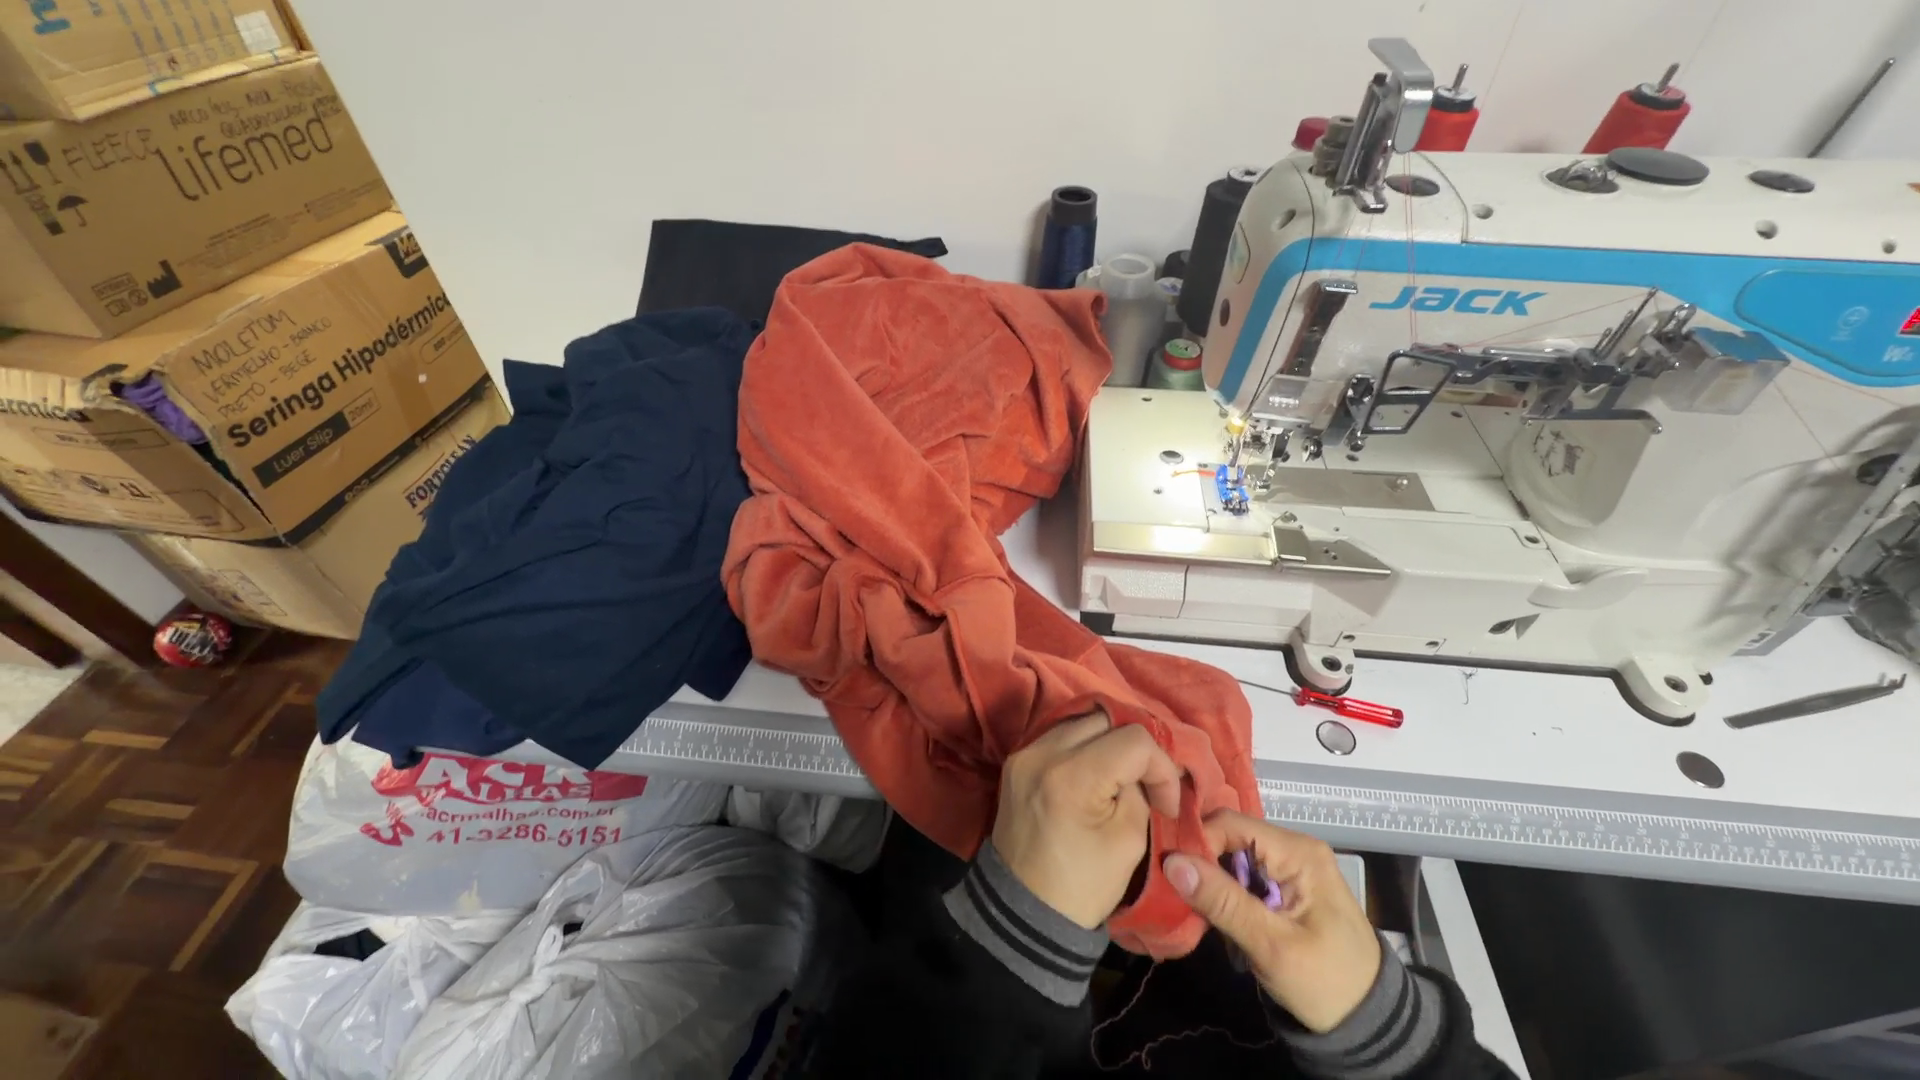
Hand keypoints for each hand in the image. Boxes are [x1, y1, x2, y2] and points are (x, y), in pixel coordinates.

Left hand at [991, 711, 1183, 928]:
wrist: (1024, 911)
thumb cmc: (1082, 884)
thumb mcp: (1130, 840)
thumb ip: (1140, 792)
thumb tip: (1143, 770)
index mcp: (1072, 776)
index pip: (1134, 740)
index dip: (1161, 768)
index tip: (1166, 803)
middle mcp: (1042, 752)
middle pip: (1106, 719)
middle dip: (1136, 748)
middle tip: (1148, 782)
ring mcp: (1024, 753)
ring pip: (1081, 721)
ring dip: (1109, 741)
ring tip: (1123, 775)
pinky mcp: (1016, 761)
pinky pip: (1059, 735)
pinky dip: (1084, 745)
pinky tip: (1097, 771)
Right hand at [1163, 810, 1380, 1032]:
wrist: (1370, 1023)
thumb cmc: (1327, 982)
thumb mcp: (1272, 945)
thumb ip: (1223, 901)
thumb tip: (1171, 862)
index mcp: (1298, 852)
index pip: (1230, 823)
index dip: (1196, 841)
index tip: (1166, 869)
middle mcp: (1293, 848)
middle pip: (1230, 836)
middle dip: (1199, 860)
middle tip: (1170, 889)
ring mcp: (1290, 868)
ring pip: (1232, 857)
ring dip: (1209, 880)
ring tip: (1184, 903)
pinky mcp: (1284, 888)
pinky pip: (1243, 876)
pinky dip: (1224, 893)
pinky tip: (1208, 913)